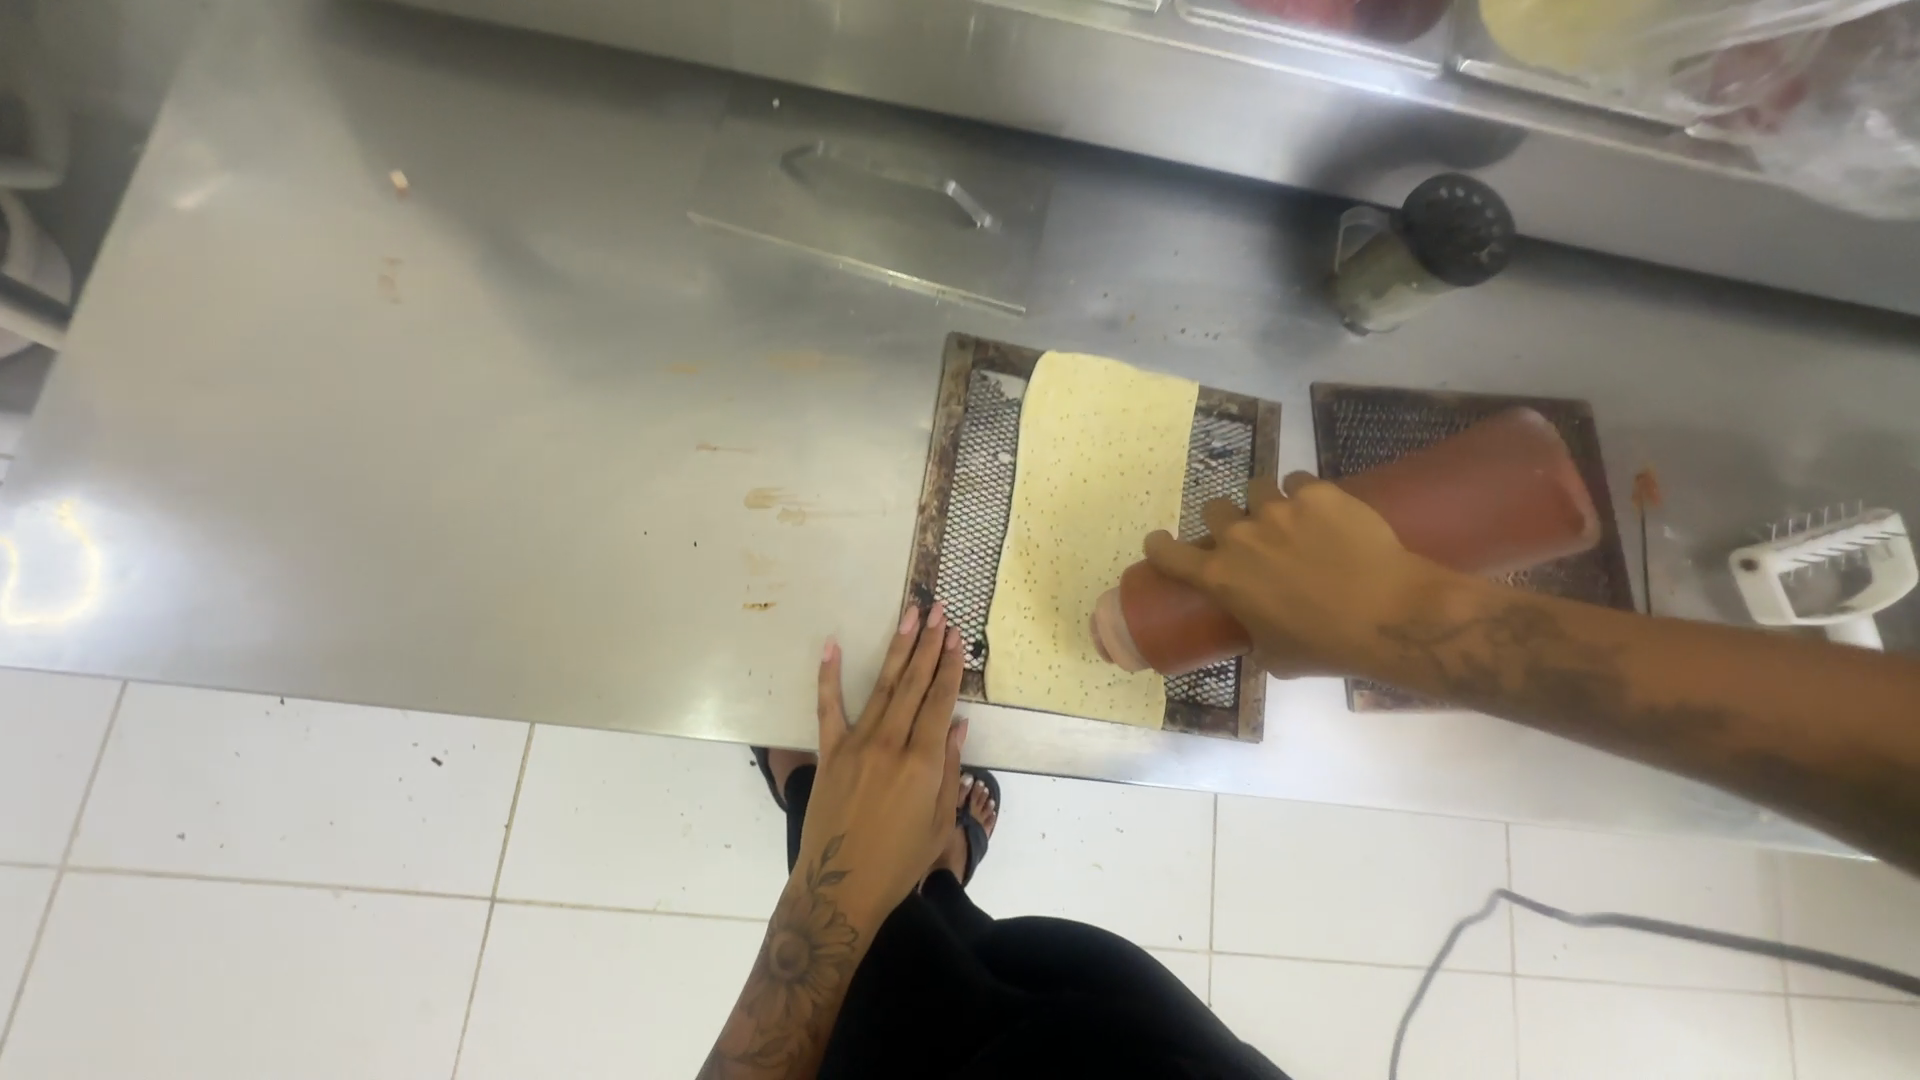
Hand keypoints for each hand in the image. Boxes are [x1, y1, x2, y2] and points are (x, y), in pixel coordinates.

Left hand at [799, 602, 967, 922]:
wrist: (840, 889)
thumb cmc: (899, 863)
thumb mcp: (939, 823)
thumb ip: (950, 770)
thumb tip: (958, 724)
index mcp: (923, 762)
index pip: (940, 702)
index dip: (949, 667)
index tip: (956, 638)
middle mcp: (891, 744)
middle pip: (913, 685)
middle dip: (928, 646)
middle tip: (938, 612)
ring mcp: (857, 745)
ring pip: (882, 687)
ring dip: (897, 649)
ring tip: (909, 616)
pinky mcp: (829, 753)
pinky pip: (828, 709)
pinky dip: (828, 676)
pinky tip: (831, 645)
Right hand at [1142, 472, 1448, 676]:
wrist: (1391, 616)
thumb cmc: (1328, 646)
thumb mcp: (1276, 656)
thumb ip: (1255, 638)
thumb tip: (1259, 638)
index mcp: (1221, 578)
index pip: (1168, 553)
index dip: (1160, 545)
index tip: (1162, 543)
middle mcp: (1240, 537)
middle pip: (1214, 508)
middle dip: (1226, 520)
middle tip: (1249, 535)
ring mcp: (1279, 510)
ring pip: (1257, 489)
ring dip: (1266, 502)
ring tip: (1290, 517)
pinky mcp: (1318, 493)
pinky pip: (1299, 481)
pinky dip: (1305, 494)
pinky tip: (1323, 510)